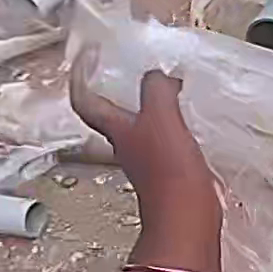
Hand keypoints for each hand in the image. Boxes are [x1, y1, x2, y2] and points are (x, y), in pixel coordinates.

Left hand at [69, 47, 220, 241]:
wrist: (189, 216)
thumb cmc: (169, 171)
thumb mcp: (161, 119)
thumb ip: (158, 91)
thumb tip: (163, 78)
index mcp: (118, 130)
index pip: (85, 100)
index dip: (81, 76)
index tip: (89, 55)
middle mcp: (129, 145)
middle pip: (116, 113)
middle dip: (123, 91)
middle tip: (135, 70)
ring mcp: (150, 160)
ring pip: (144, 125)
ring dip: (153, 108)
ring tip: (170, 89)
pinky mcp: (172, 171)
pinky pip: (169, 139)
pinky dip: (176, 125)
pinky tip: (191, 120)